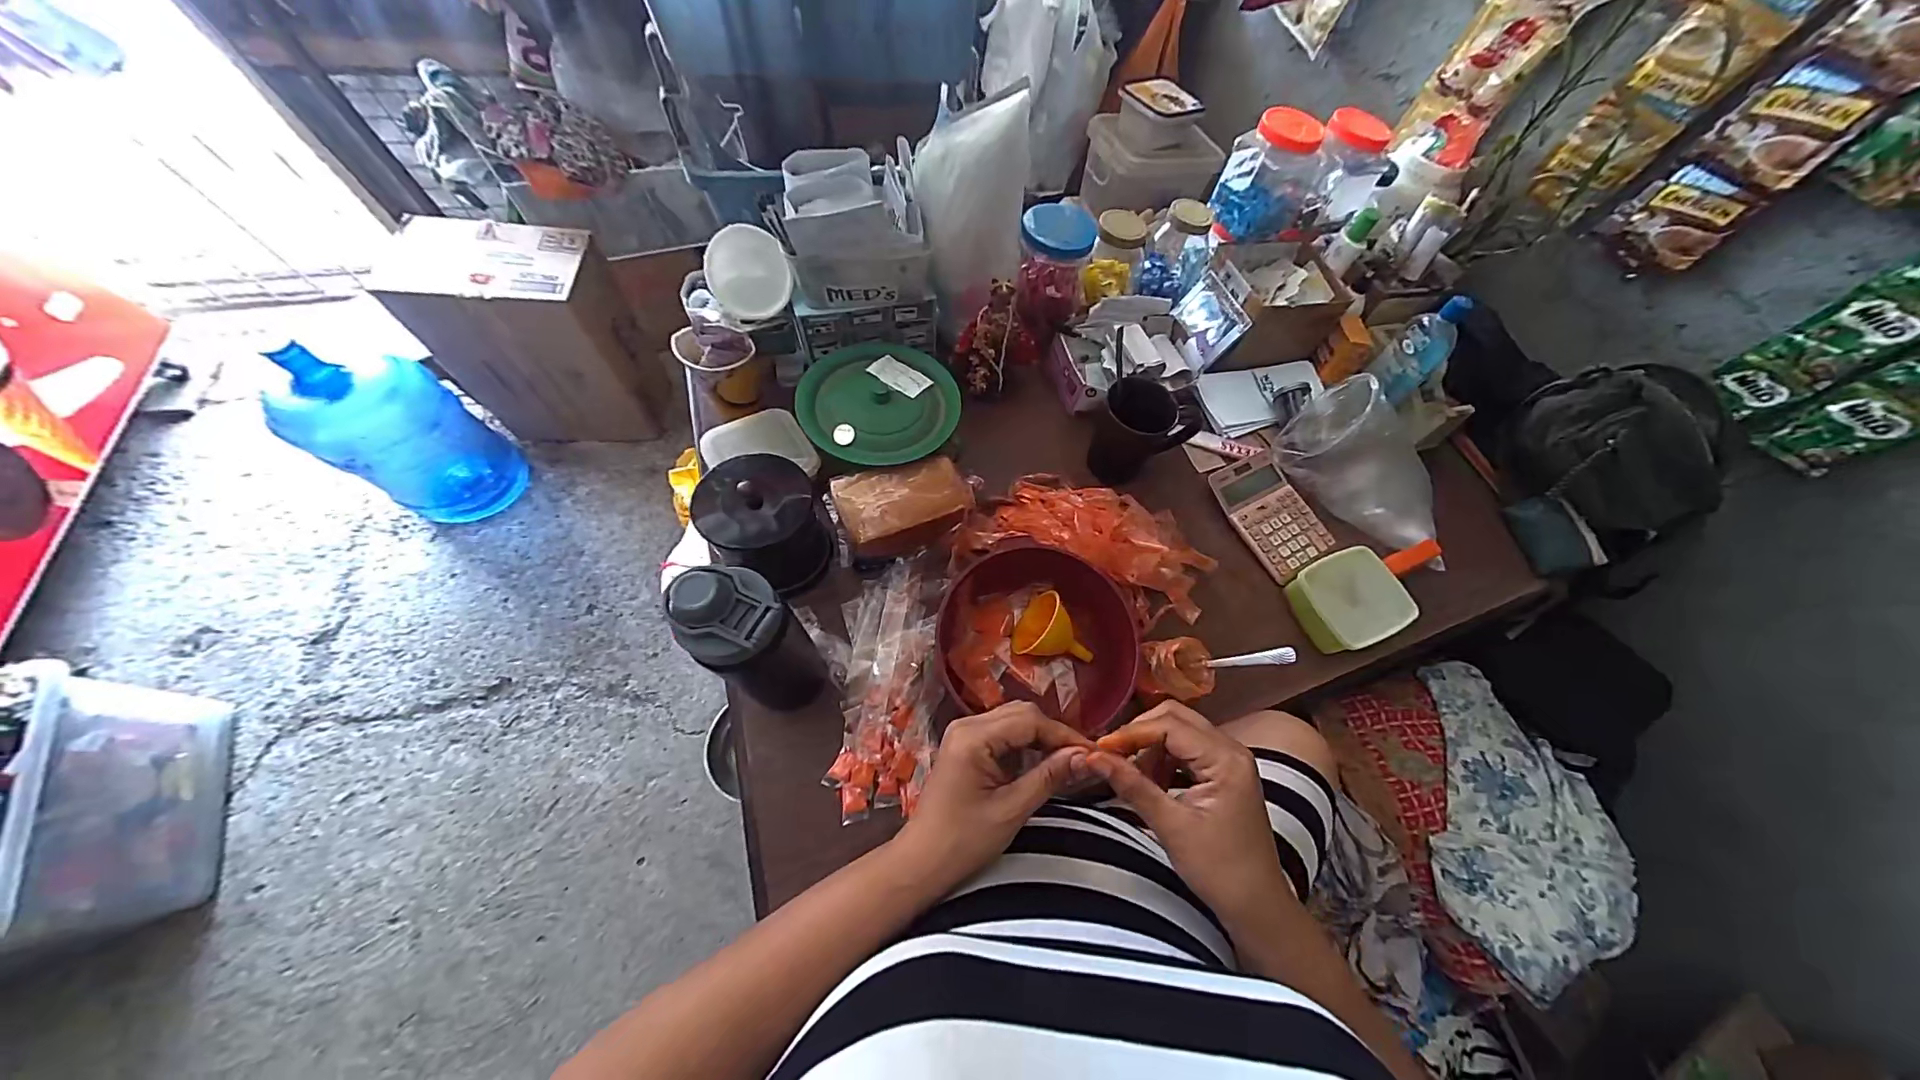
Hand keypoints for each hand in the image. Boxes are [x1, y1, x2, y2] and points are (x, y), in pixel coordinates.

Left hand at [892, 701, 1093, 890]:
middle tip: (1082, 757)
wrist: (922, 861)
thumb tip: (1083, 756)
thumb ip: (1048, 777)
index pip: (1030, 720)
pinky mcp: (964, 746)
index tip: (1093, 753)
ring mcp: (963, 734)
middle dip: (1054, 733)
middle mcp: (966, 725)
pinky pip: (1002, 733)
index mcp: (973, 736)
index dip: (1064, 734)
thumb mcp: (1012, 810)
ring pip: (1013, 720)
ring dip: (1041, 737)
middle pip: (1022, 713)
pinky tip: (1042, 762)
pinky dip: (1025, 744)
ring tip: (1068, 760)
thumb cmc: (963, 841)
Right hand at [1086, 702, 1293, 926]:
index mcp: (1226, 759)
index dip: (1130, 734)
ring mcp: (1230, 760)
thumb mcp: (1170, 826)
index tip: (1099, 749)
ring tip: (1130, 774)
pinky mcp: (1224, 773)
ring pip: (1179, 731)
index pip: (1169, 725)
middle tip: (1111, 756)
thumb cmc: (1219, 869)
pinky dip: (1163, 758)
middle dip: (1139, 733)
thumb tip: (1094, 757)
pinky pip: (1186, 749)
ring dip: (1150, 746)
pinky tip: (1150, 781)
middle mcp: (1231, 750)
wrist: (1257, 906)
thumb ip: (1132, 785)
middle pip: (1175, 718)